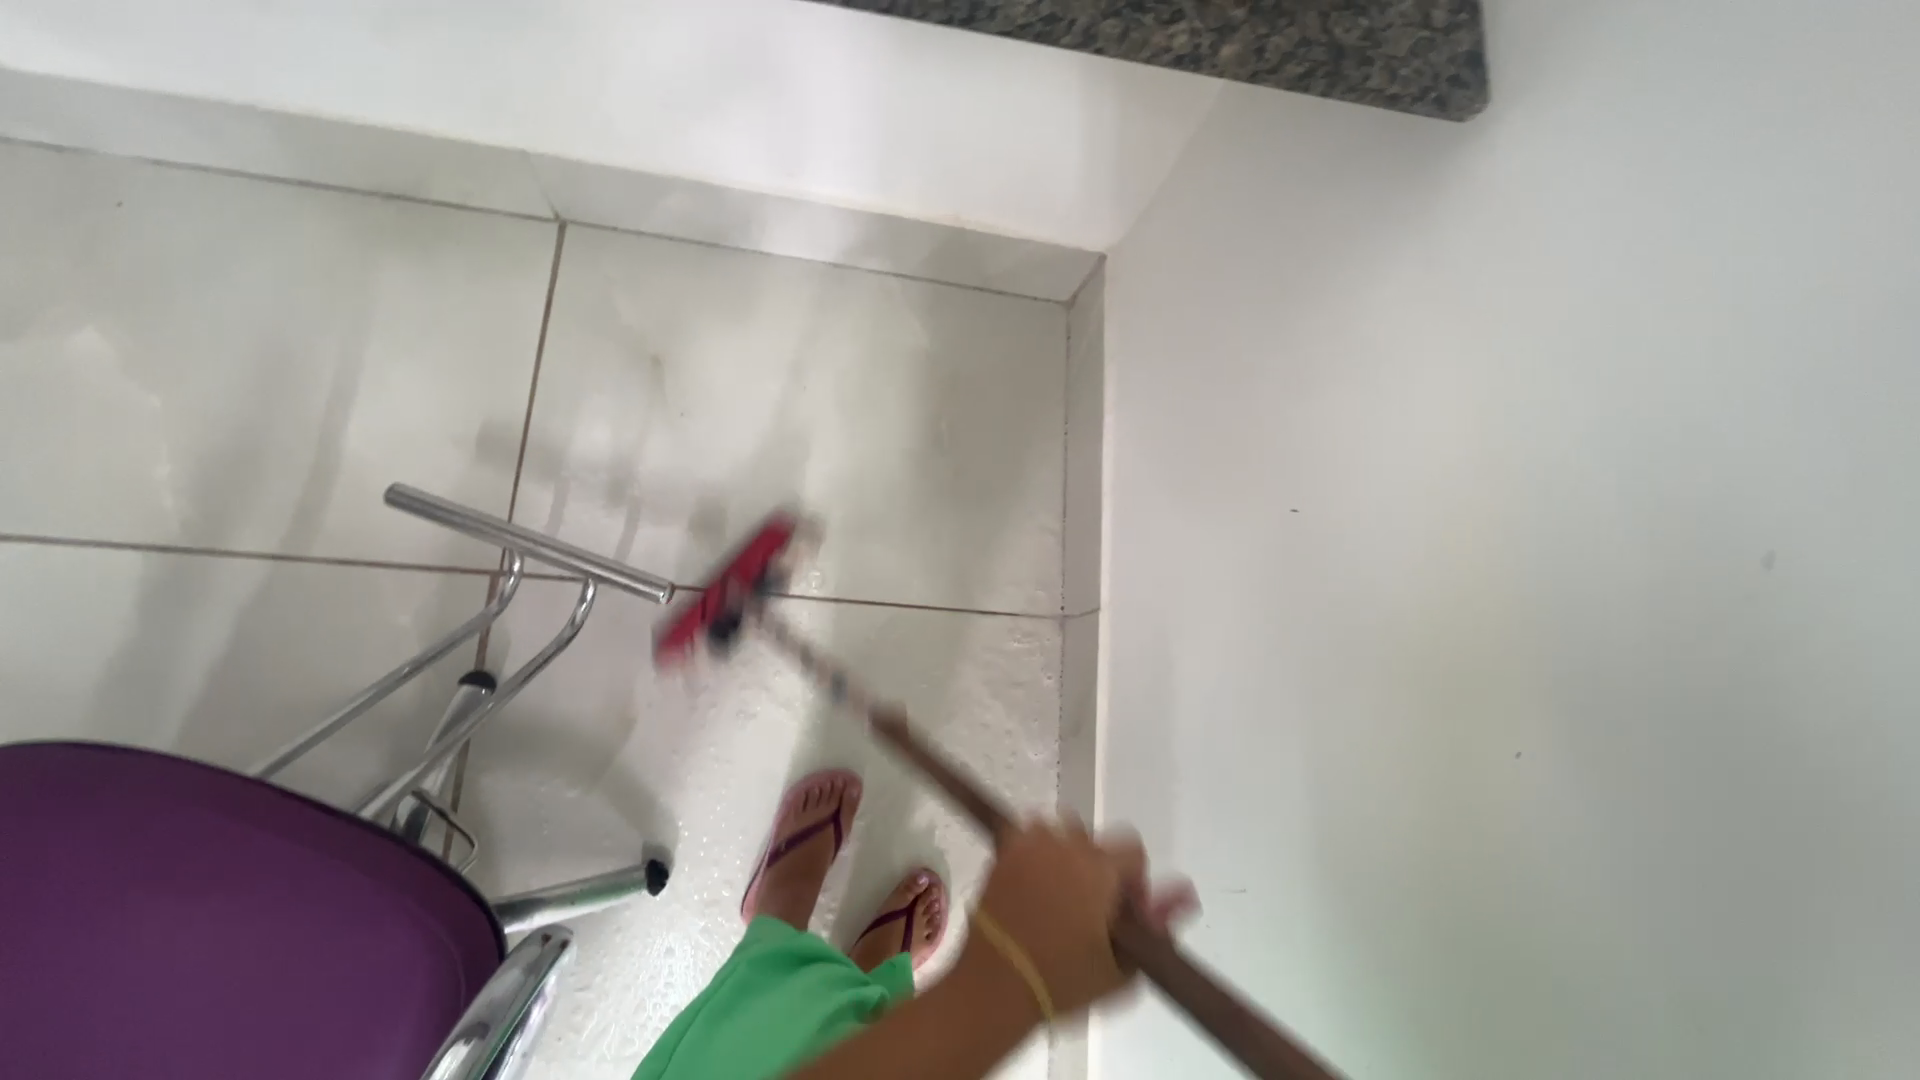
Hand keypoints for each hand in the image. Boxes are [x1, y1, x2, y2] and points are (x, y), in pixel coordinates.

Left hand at [958, 819, 1198, 1020]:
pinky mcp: (1003, 848)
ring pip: (1061, 832)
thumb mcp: (1122, 967)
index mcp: (1100, 867)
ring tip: (1058, 895)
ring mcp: (1031, 842)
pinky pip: (1028, 833)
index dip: (1133, 879)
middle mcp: (1066, 843)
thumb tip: (1185, 894)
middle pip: (1095, 840)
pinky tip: (1032, 883)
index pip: (1133, 850)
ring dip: (1065, 854)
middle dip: (1099, 867)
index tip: (1122, 910)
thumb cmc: (1061, 981)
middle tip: (1088, 908)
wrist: (995, 985)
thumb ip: (1160, 924)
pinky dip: (1034, 849)